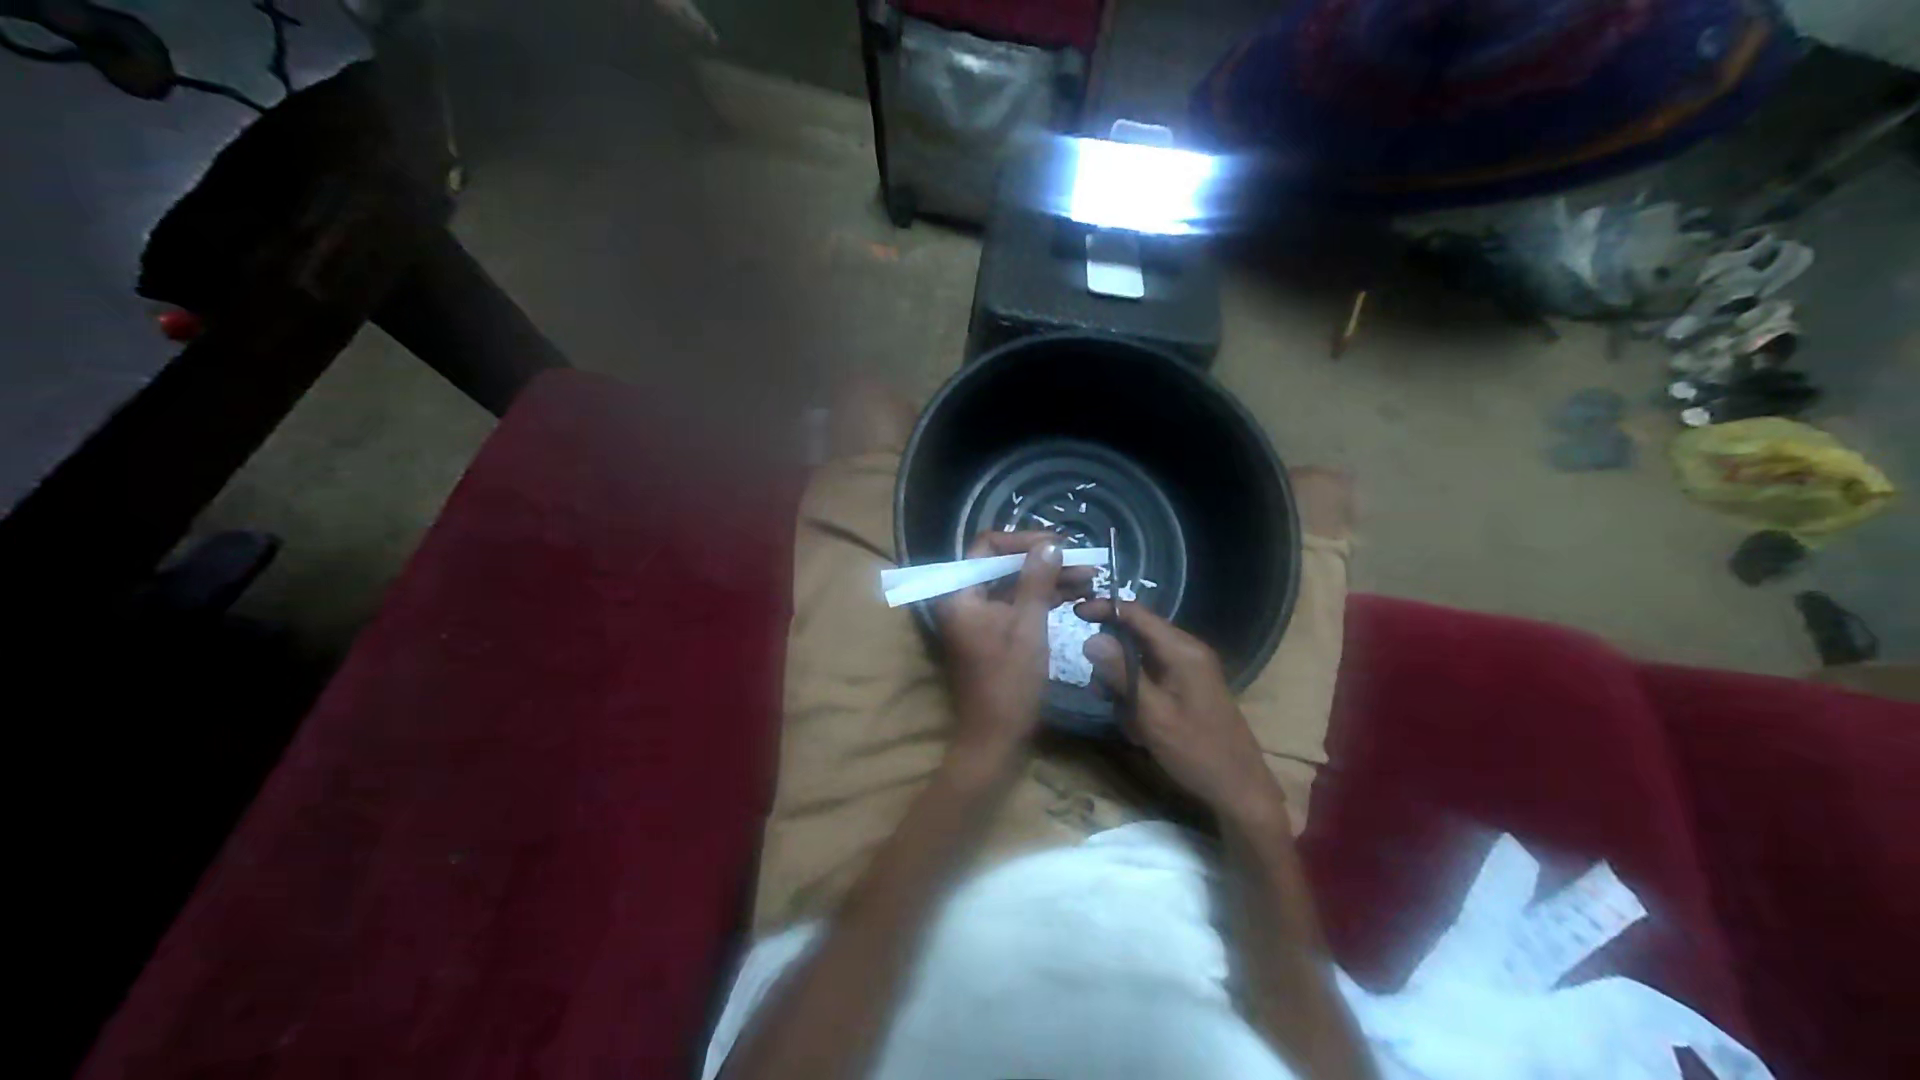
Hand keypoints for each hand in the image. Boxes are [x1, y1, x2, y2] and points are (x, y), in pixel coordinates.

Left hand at [934, 531, 1092, 761]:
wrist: (996, 735)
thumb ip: (1036, 580)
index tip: (1059, 542)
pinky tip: (1077, 593)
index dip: (1023, 540)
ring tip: (1090, 575)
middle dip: (1043, 560)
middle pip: (1003, 564)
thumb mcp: (1027, 625)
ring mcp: (980, 616)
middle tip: (1082, 557)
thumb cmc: (1009, 680)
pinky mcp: (995, 631)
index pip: (987, 546)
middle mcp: (964, 599)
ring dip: (1050, 578)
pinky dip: (1044, 598)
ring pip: (1016, 584)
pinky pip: (1019, 604)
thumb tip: (1050, 545)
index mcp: (960, 593)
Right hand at [1077, 598, 1285, 822]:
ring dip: (1124, 688)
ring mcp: (1188, 672)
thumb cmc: (1195, 750)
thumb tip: (1092, 638)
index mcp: (1182, 651)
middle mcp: (1187, 653)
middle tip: (1099, 694)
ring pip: (1139, 663)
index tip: (1075, 613)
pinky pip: (1151, 681)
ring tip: (1127, 721)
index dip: (1105, 608)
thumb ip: (1121, 673)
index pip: (1137, 614)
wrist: (1239, 789)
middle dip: (1112, 664)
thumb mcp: (1151, 713)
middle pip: (1135, 638)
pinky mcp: (1187, 690)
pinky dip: (1138, 700)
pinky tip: (1139, 729)